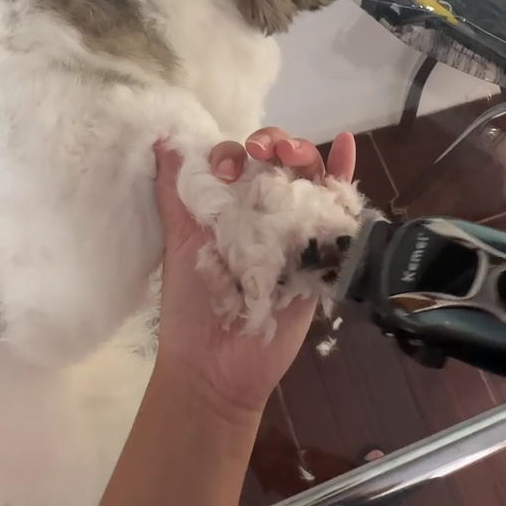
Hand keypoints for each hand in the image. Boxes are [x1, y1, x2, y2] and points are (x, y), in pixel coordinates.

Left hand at [151, 128, 357, 421]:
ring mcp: (295, 227)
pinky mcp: (321, 252)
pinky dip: (345, 173)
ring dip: (303, 152)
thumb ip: (173, 193)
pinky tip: (346, 144)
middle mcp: (264, 209)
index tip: (222, 170)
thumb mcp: (177, 241)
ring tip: (291, 153)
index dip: (232, 151)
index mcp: (230, 203)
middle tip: (260, 151)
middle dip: (273, 141)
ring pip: (308, 174)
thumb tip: (160, 140)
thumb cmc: (191, 304)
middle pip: (278, 157)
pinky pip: (338, 208)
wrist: (216, 365)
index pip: (239, 157)